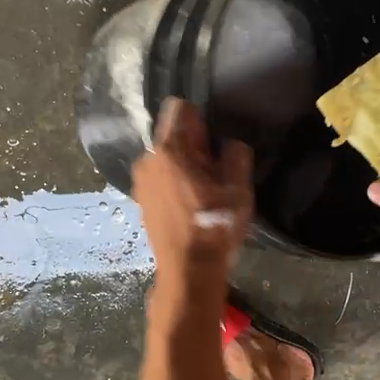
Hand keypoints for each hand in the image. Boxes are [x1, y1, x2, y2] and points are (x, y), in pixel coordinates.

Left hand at [131, 98, 254, 282]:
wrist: (188, 271)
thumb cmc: (214, 226)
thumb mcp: (238, 188)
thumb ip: (236, 155)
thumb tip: (230, 145)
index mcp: (170, 149)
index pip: (180, 108)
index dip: (203, 121)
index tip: (215, 146)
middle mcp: (147, 159)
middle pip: (173, 135)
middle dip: (195, 146)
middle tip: (215, 175)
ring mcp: (140, 181)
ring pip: (167, 158)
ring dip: (185, 166)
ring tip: (204, 194)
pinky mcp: (140, 200)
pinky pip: (160, 177)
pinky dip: (175, 183)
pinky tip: (190, 207)